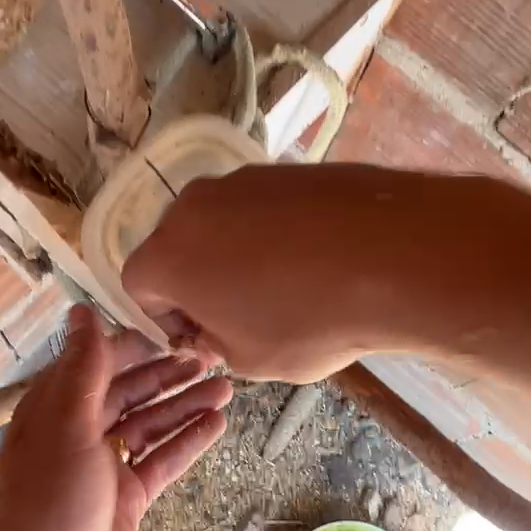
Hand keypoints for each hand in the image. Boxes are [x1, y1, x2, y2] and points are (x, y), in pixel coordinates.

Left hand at [0, 304, 231, 530]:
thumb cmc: (54, 506)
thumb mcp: (67, 428)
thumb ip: (82, 370)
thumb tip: (81, 310)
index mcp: (50, 413)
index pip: (92, 366)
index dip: (129, 348)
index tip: (170, 334)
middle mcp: (74, 436)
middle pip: (126, 394)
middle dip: (166, 376)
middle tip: (211, 360)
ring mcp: (102, 469)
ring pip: (149, 426)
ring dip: (184, 406)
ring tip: (227, 388)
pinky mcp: (126, 500)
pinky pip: (160, 461)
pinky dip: (186, 443)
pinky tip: (217, 424)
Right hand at [123, 164, 460, 380]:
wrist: (394, 255)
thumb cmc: (308, 320)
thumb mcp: (249, 361)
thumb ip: (213, 345)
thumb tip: (210, 329)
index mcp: (168, 256)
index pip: (136, 285)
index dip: (163, 319)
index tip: (201, 340)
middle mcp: (194, 207)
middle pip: (175, 250)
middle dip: (196, 286)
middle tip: (237, 320)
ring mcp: (242, 180)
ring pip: (218, 227)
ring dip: (233, 260)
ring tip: (282, 292)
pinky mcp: (285, 169)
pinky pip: (259, 210)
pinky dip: (271, 237)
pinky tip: (310, 263)